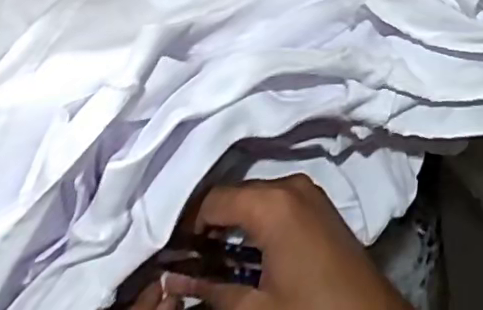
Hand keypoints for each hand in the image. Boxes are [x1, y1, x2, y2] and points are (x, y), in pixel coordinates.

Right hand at [131, 175, 411, 309]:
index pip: (212, 199)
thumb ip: (209, 288)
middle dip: (207, 224)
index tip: (164, 253)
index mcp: (273, 202)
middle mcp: (290, 185)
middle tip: (181, 260)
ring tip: (206, 259)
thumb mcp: (253, 307)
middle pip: (234, 195)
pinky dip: (254, 222)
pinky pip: (276, 203)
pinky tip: (240, 252)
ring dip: (230, 223)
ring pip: (254, 198)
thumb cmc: (309, 307)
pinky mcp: (318, 204)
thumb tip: (170, 279)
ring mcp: (309, 191)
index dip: (184, 226)